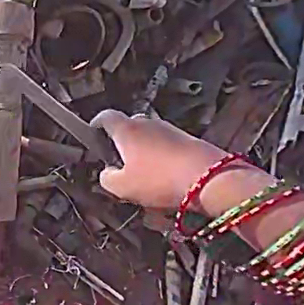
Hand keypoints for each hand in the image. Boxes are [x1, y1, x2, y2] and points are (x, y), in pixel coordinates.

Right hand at [93, 110, 237, 211]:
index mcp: (126, 130)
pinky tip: (164, 178)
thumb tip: (107, 172)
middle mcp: (147, 123)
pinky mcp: (188, 139)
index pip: (105, 117)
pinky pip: (166, 146)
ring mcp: (170, 129)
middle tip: (119, 164)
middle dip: (121, 142)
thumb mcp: (122, 187)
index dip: (96, 125)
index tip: (92, 136)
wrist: (210, 179)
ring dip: (142, 151)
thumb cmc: (160, 180)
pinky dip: (161, 157)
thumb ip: (107, 178)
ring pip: (148, 137)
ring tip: (144, 176)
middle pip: (128, 126)